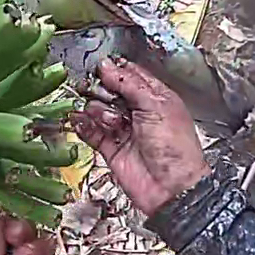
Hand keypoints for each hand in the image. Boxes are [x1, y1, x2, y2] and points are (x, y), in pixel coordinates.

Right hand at [72, 56, 210, 216]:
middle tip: (97, 91)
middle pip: (112, 91)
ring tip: (106, 118)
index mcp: (157, 98)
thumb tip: (108, 66)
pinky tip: (79, 120)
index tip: (100, 66)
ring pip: (99, 110)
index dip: (116, 70)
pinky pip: (91, 132)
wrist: (172, 187)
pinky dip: (83, 125)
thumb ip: (129, 85)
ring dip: (97, 110)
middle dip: (102, 89)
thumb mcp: (155, 106)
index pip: (133, 76)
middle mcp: (140, 112)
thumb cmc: (175, 147)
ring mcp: (125, 130)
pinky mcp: (111, 148)